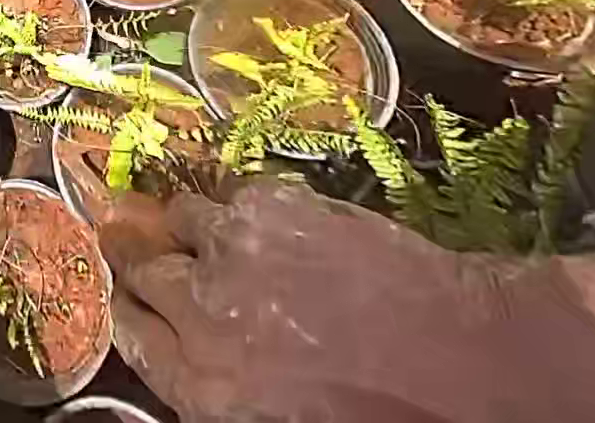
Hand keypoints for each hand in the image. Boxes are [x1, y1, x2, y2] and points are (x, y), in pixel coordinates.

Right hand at [100, 182, 594, 422]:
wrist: (469, 361)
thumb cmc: (379, 413)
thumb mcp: (278, 420)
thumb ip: (216, 387)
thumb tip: (183, 347)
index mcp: (207, 389)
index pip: (128, 332)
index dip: (125, 307)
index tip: (129, 293)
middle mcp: (204, 313)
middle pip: (140, 268)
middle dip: (144, 261)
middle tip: (160, 255)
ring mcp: (232, 249)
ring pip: (177, 219)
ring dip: (192, 230)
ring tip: (224, 238)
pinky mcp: (266, 203)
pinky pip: (225, 194)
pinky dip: (237, 208)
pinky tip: (270, 226)